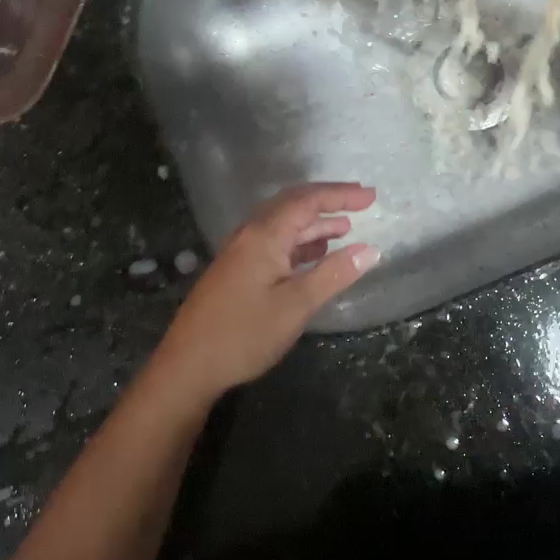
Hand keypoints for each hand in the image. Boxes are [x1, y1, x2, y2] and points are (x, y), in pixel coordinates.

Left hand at [149, 183, 379, 400]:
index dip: (341, 195)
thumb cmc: (244, 334)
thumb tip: (370, 250)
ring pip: (282, 224)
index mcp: (264, 235)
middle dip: (327, 201)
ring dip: (313, 223)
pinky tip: (314, 254)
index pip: (307, 201)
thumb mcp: (296, 306)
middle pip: (292, 204)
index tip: (371, 197)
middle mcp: (250, 234)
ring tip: (345, 228)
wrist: (188, 364)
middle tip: (360, 203)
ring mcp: (240, 252)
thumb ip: (333, 275)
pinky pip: (273, 241)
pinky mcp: (236, 269)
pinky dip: (298, 241)